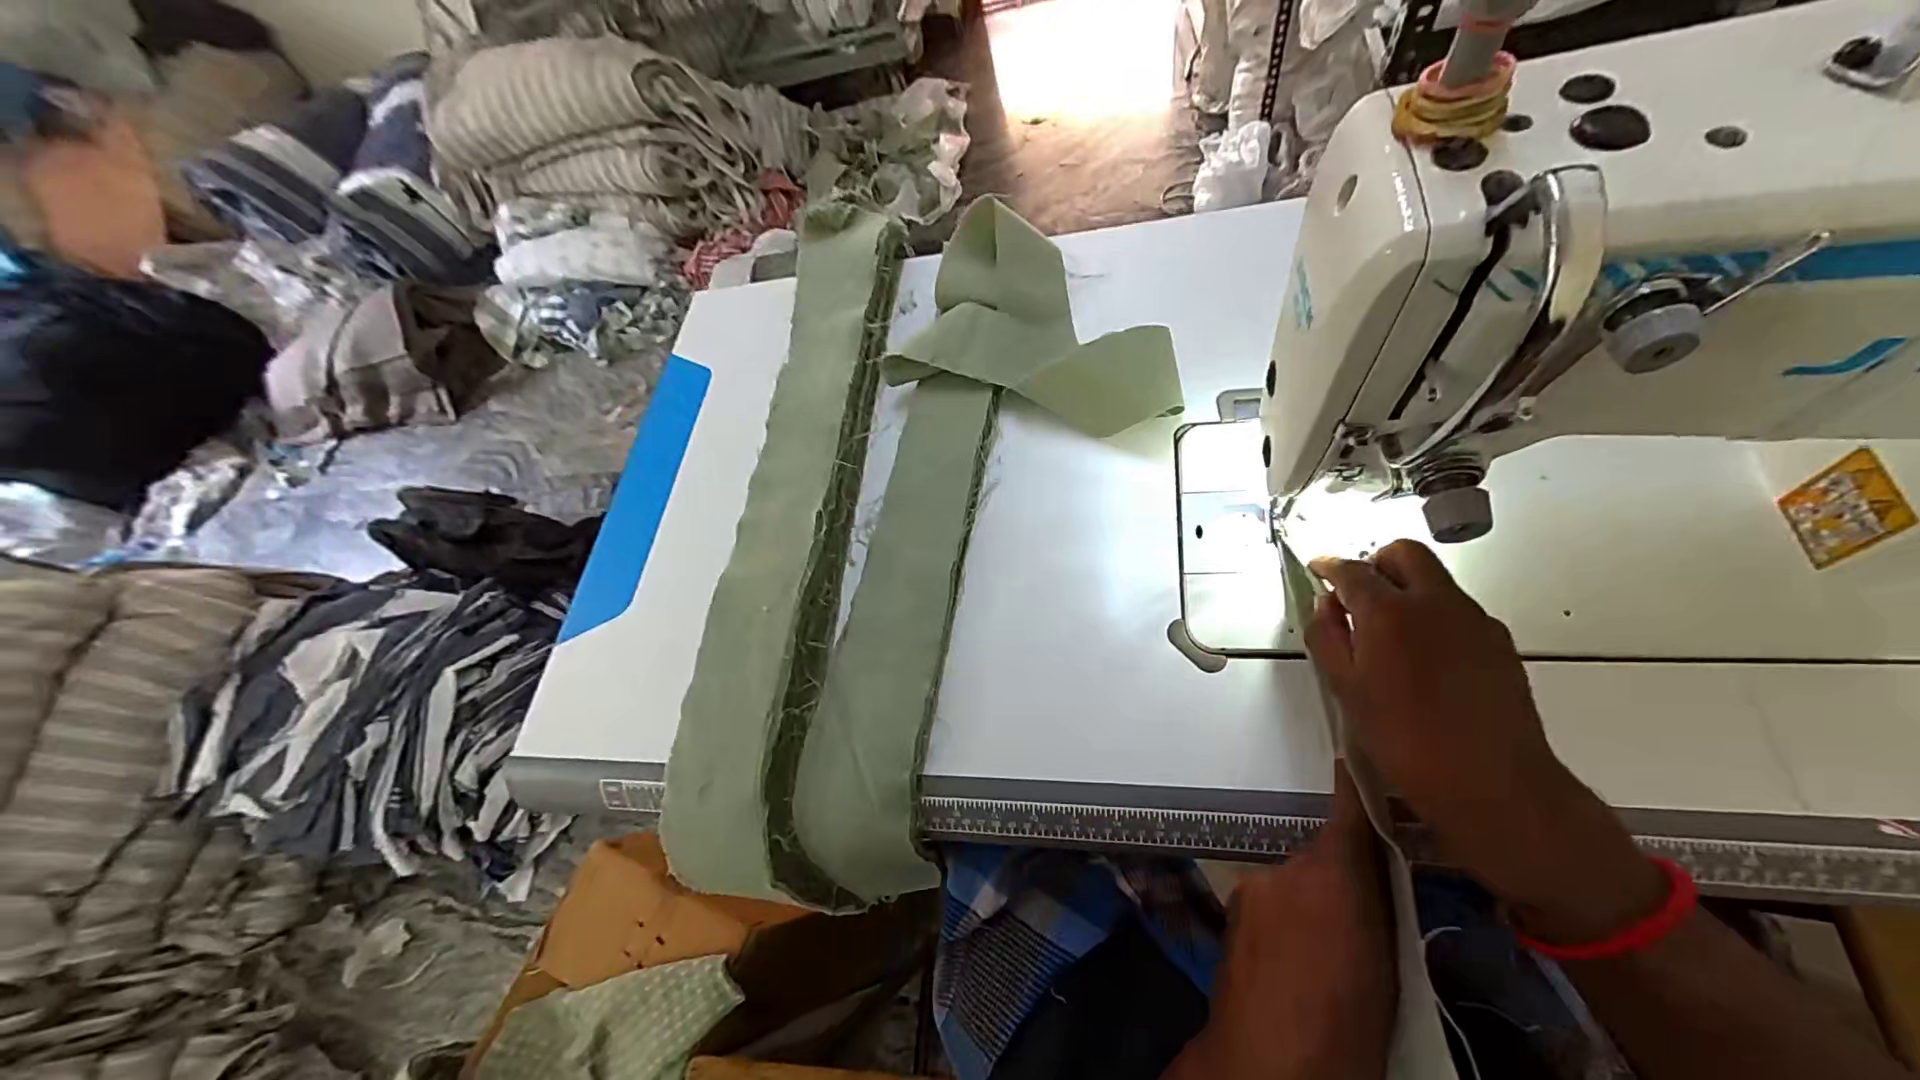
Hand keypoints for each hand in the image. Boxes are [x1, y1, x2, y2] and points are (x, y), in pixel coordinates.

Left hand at [1164, 765, 1395, 1079]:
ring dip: (1307, 898)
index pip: (1345, 813)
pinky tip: (1291, 953)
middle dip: (1337, 872)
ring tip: (1322, 944)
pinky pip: (1268, 899)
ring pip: (1292, 879)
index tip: (1356, 757)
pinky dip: (1283, 915)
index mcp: (1333, 878)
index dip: (1353, 786)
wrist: (1271, 1060)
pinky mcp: (1232, 908)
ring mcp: (1252, 886)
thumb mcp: (1388, 964)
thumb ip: (1379, 905)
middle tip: (1357, 909)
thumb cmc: (1348, 1021)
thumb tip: (1377, 868)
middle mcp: (1286, 868)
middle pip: (1319, 853)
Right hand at [1303, 540, 1665, 943]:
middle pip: (1404, 554)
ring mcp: (1474, 620)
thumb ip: (1327, 637)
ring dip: (1406, 589)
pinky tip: (1423, 658)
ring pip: (1434, 580)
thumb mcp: (1345, 689)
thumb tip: (1326, 607)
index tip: (1319, 570)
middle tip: (1356, 593)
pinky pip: (1457, 610)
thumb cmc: (1404, 739)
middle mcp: (1436, 603)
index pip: (1352, 569)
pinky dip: (1433, 615)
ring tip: (1387, 633)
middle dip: (1375, 563)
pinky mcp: (1499, 642)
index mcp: (1389, 612)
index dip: (1329, 566)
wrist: (1493, 784)